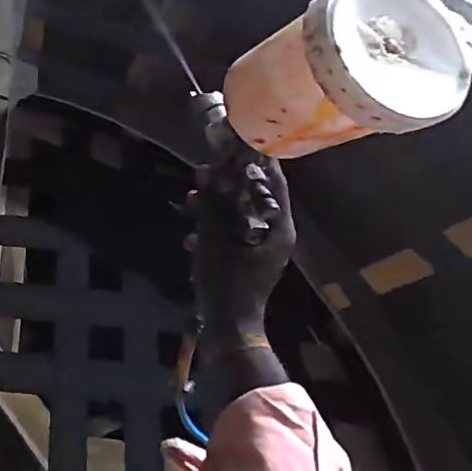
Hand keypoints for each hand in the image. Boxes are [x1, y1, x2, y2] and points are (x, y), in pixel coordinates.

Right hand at [187, 156, 295, 356]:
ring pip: (241, 216)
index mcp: (279, 226)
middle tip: (207, 168)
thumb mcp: (215, 237)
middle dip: (228, 183)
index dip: (257, 160)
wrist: (229, 329)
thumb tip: (206, 170)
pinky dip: (216, 230)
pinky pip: (234, 235)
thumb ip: (211, 203)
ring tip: (192, 199)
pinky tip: (192, 235)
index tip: (237, 141)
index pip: (274, 181)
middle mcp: (277, 234)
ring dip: (217, 206)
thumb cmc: (228, 280)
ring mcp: (264, 250)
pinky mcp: (249, 262)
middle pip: (255, 197)